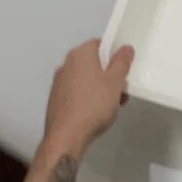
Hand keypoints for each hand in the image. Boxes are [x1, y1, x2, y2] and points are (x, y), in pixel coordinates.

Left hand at [40, 40, 133, 159]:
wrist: (65, 138)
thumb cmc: (94, 105)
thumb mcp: (115, 83)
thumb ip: (122, 63)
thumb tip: (126, 48)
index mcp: (80, 54)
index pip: (100, 44)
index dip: (114, 54)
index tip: (124, 68)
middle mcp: (66, 64)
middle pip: (92, 63)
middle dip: (108, 74)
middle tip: (121, 89)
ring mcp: (58, 83)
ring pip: (85, 79)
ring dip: (99, 87)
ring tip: (112, 106)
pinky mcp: (55, 100)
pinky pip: (76, 92)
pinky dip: (87, 98)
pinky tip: (95, 114)